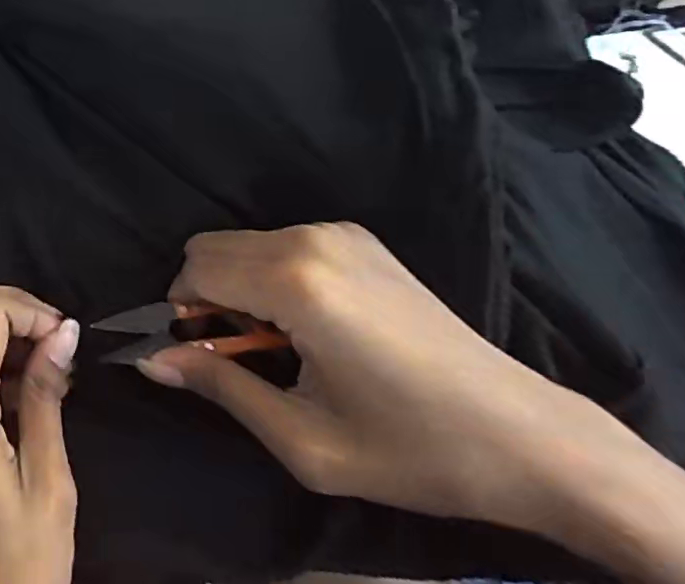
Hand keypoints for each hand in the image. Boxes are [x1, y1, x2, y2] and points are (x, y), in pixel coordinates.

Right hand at [135, 223, 646, 534]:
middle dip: (206, 294)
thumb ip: (219, 387)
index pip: (195, 270)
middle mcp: (310, 241)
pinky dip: (267, 273)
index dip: (183, 312)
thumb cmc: (417, 452)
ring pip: (240, 242)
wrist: (535, 440)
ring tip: (281, 341)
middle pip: (209, 246)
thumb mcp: (305, 441)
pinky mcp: (358, 238)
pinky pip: (276, 242)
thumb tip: (149, 359)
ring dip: (236, 284)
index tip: (208, 354)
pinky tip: (311, 321)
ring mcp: (338, 233)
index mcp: (296, 284)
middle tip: (243, 351)